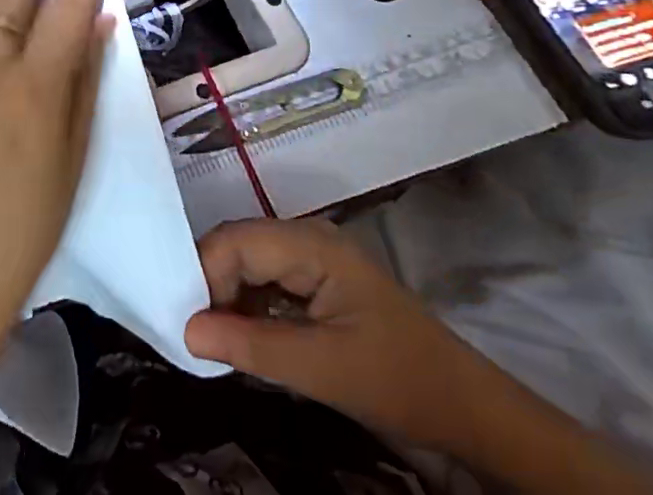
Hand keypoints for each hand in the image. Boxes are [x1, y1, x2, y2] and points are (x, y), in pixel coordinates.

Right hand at [184, 217, 515, 451]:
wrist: (468, 412)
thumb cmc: (400, 381)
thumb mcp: (322, 369)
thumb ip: (249, 346)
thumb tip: (184, 330)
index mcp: (312, 245)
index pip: (235, 242)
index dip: (203, 275)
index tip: (187, 322)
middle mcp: (306, 239)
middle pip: (236, 246)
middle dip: (208, 283)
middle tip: (191, 329)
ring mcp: (310, 260)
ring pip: (245, 263)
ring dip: (223, 296)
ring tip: (208, 335)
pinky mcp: (313, 283)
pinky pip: (262, 282)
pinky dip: (242, 305)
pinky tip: (235, 334)